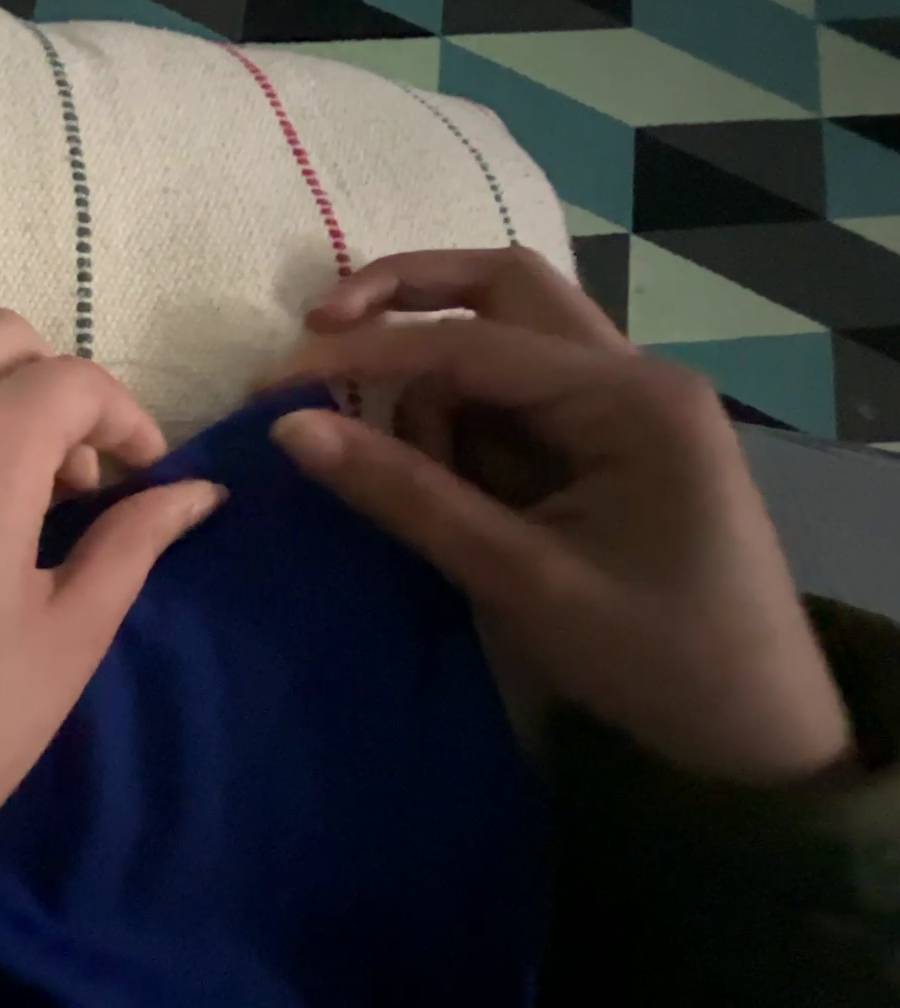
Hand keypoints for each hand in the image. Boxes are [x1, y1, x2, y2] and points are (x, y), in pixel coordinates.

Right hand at [273, 247, 849, 785]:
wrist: (750, 731)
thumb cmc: (651, 655)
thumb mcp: (512, 574)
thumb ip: (398, 491)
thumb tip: (287, 427)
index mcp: (630, 399)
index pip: (465, 344)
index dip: (358, 356)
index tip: (270, 387)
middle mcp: (626, 376)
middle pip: (498, 287)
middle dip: (400, 293)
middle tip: (317, 328)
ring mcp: (610, 403)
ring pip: (491, 342)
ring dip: (425, 386)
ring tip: (409, 473)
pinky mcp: (588, 438)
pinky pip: (495, 398)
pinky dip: (446, 420)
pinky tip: (443, 478)